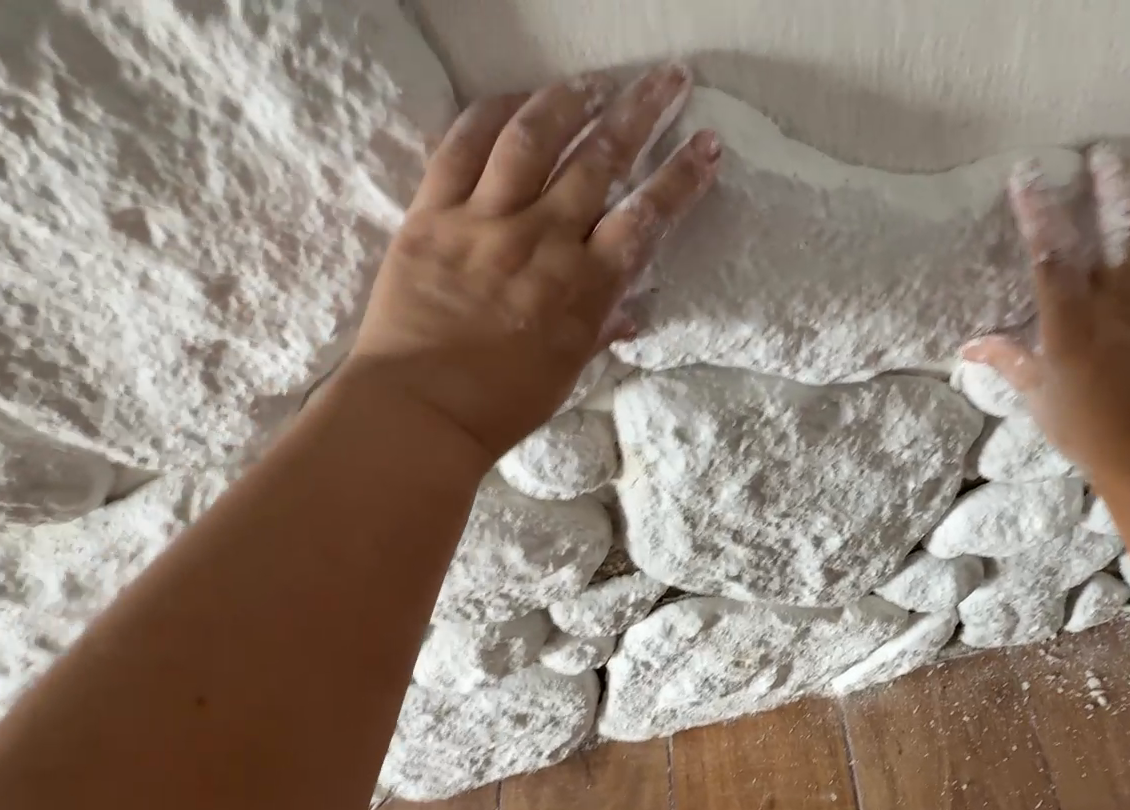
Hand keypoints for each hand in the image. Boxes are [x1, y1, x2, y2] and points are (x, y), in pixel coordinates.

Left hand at [341, 65, 719, 465]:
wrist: (421, 411)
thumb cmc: (504, 404)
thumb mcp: (570, 371)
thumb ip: (601, 329)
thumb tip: (630, 312)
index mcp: (584, 287)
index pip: (646, 216)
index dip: (682, 176)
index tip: (707, 143)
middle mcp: (543, 241)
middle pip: (600, 159)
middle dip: (642, 111)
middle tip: (668, 78)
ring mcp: (486, 222)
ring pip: (535, 138)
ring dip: (571, 99)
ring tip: (595, 82)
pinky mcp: (432, 214)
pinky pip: (463, 147)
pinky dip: (492, 113)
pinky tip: (516, 97)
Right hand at [963, 146, 1129, 483]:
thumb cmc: (1087, 430)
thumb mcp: (1039, 397)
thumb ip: (1008, 361)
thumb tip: (969, 345)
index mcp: (1071, 323)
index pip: (1050, 251)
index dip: (1038, 208)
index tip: (1027, 174)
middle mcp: (1116, 302)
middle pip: (1114, 226)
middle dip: (1107, 184)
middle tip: (1102, 153)